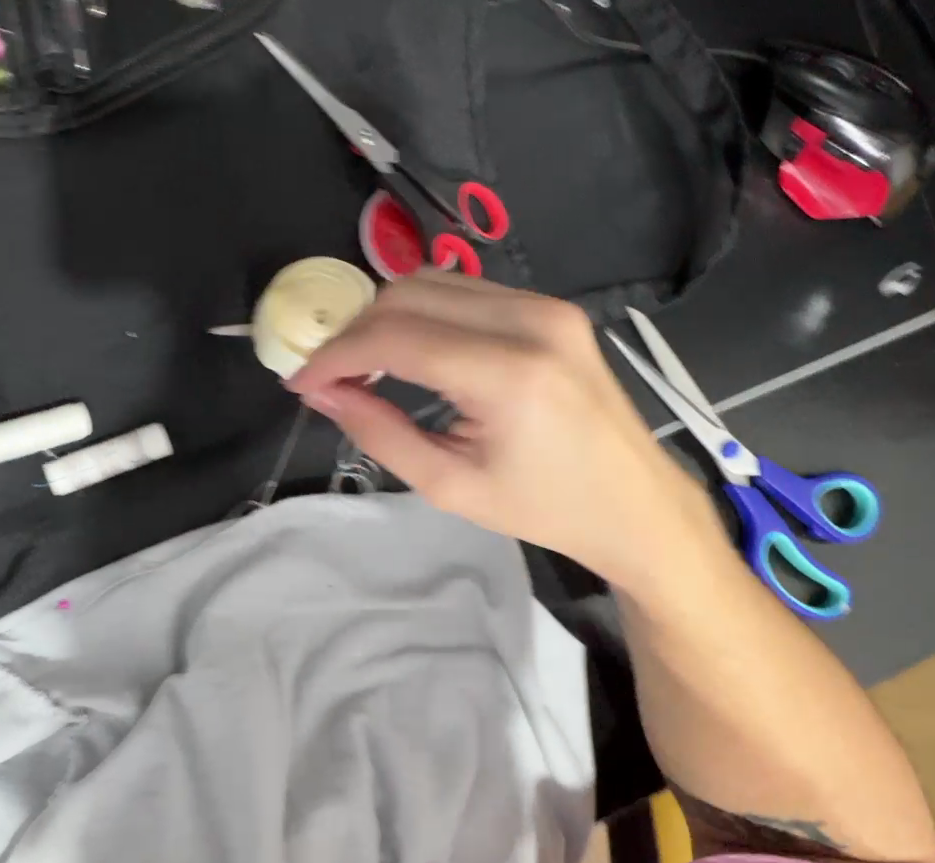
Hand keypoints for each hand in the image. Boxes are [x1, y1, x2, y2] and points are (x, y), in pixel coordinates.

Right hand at [286, 271, 728, 596]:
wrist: (633, 503)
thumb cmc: (542, 508)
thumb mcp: (448, 485)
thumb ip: (379, 433)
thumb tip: (322, 394)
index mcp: (508, 374)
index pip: (394, 336)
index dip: (335, 355)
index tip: (300, 381)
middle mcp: (531, 321)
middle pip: (408, 293)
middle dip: (354, 331)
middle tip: (329, 377)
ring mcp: (547, 307)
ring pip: (433, 282)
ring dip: (383, 318)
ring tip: (360, 367)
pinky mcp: (552, 308)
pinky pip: (464, 292)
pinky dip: (420, 315)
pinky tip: (405, 353)